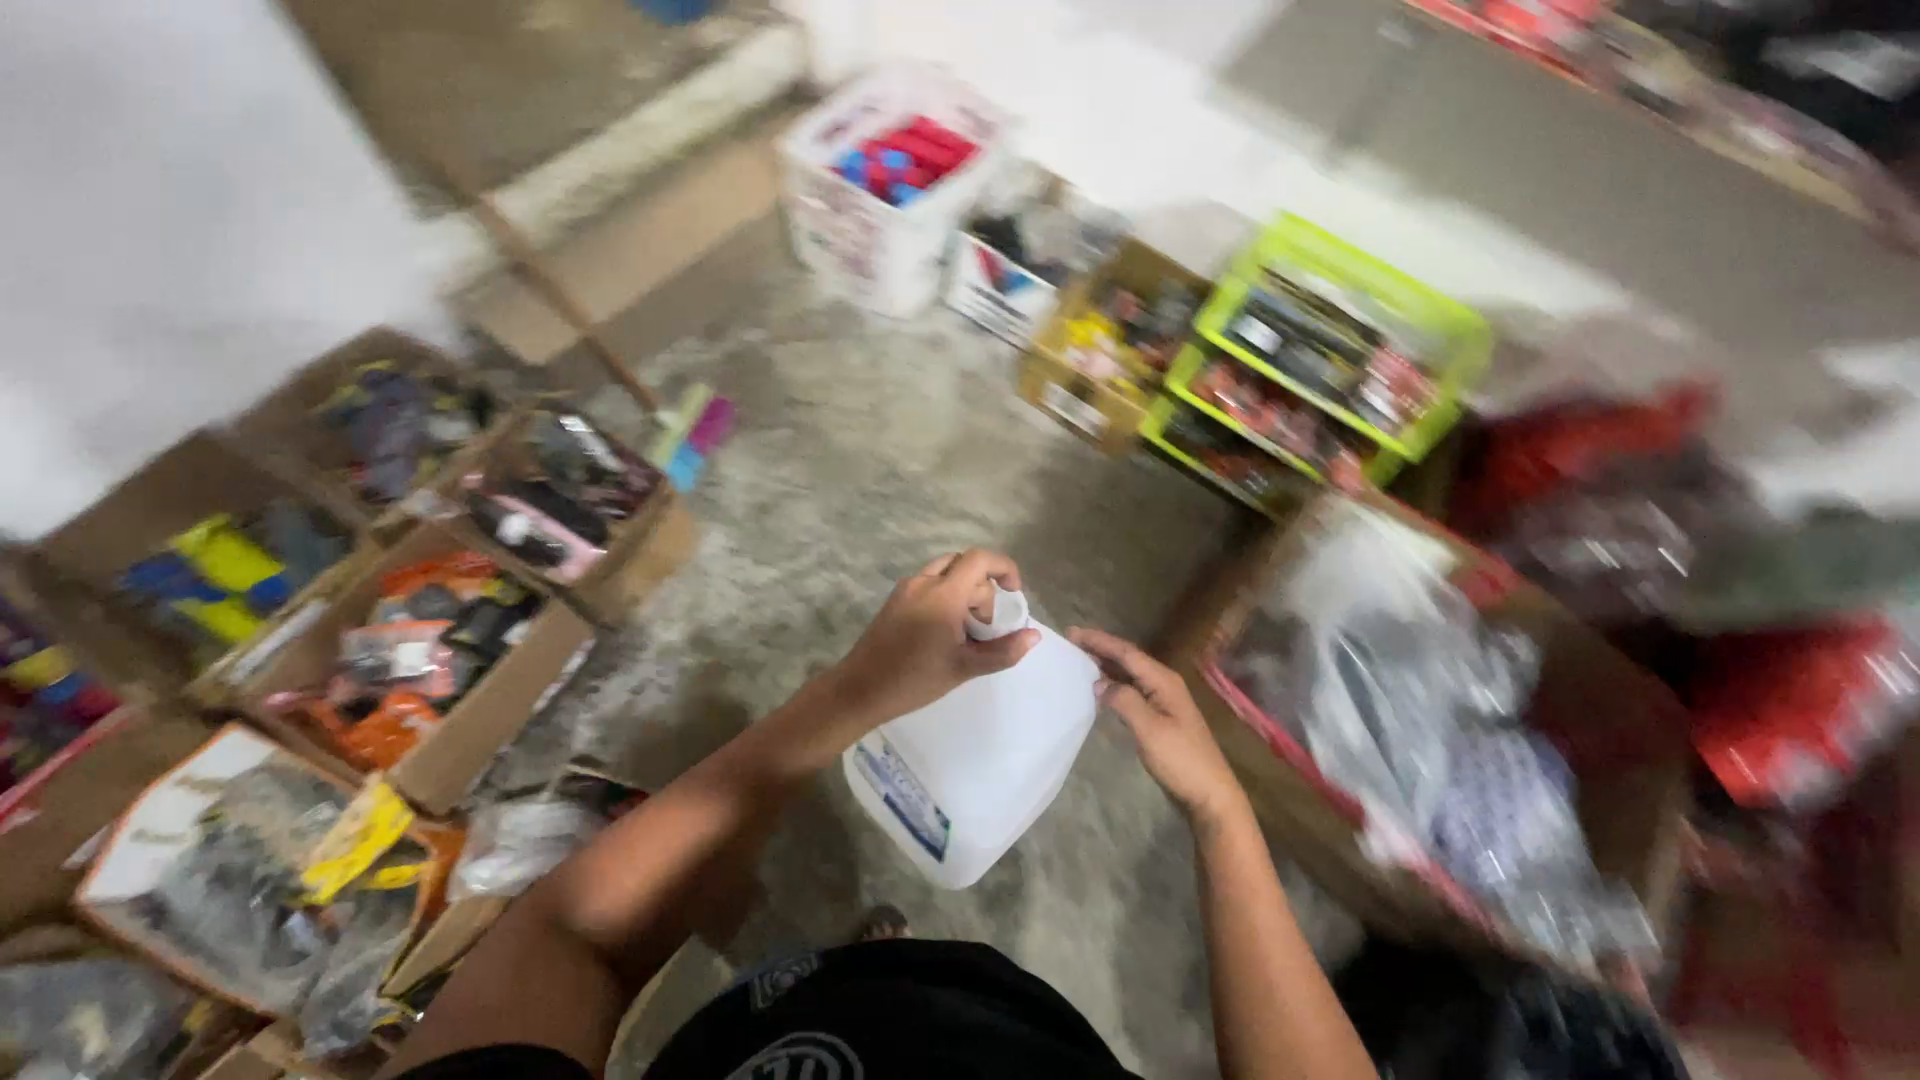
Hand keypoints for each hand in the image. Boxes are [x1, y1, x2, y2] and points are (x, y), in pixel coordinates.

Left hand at [827, 550, 1039, 725]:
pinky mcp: (895, 599)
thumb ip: (1002, 651)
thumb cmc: (914, 680)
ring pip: (947, 572)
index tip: (1015, 592)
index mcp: (943, 594)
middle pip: (966, 566)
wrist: (860, 689)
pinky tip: (944, 631)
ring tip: (965, 629)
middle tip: (984, 628)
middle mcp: (923, 582)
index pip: (980, 560)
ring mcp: (906, 589)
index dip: (1005, 568)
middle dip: (984, 591)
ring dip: (965, 592)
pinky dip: (946, 596)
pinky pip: (930, 584)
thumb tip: (1033, 635)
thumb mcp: (964, 668)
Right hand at [1068, 627, 1247, 826]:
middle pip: (1128, 659)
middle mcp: (1164, 684)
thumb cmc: (1181, 759)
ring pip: (1129, 675)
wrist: (1209, 792)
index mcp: (1163, 681)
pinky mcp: (1159, 717)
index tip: (1072, 633)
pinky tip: (1099, 689)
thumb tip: (1100, 683)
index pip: (1127, 653)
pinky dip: (1113, 685)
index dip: (1099, 641)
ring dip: (1105, 666)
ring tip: (1078, 660)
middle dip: (1100, 648)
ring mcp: (1163, 701)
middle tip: (1071, 642)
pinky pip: (1132, 691)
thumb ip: (1124, 700)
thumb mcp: (1150, 729)